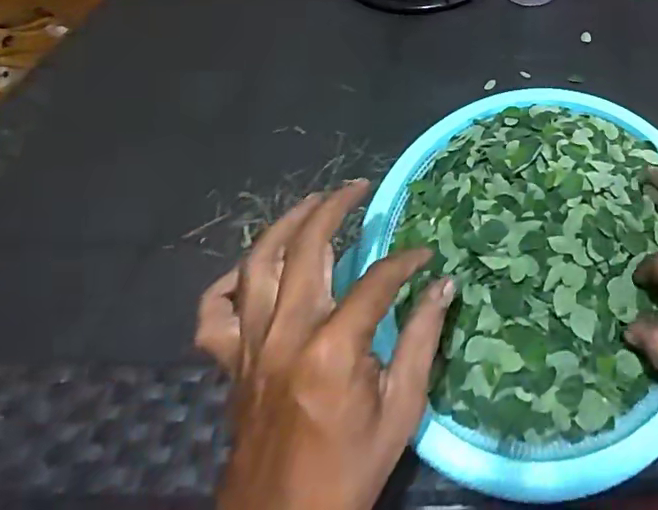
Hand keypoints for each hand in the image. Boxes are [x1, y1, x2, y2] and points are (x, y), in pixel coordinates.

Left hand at [195, 181, 456, 509]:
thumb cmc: (348, 469)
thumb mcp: (400, 410)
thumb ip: (422, 340)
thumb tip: (443, 285)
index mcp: (331, 349)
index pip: (374, 281)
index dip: (404, 261)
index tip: (424, 254)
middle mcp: (284, 332)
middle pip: (306, 248)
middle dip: (334, 208)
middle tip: (357, 188)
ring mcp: (249, 343)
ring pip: (258, 262)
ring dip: (285, 224)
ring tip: (311, 202)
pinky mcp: (227, 359)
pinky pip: (214, 309)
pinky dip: (228, 282)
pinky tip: (252, 269)